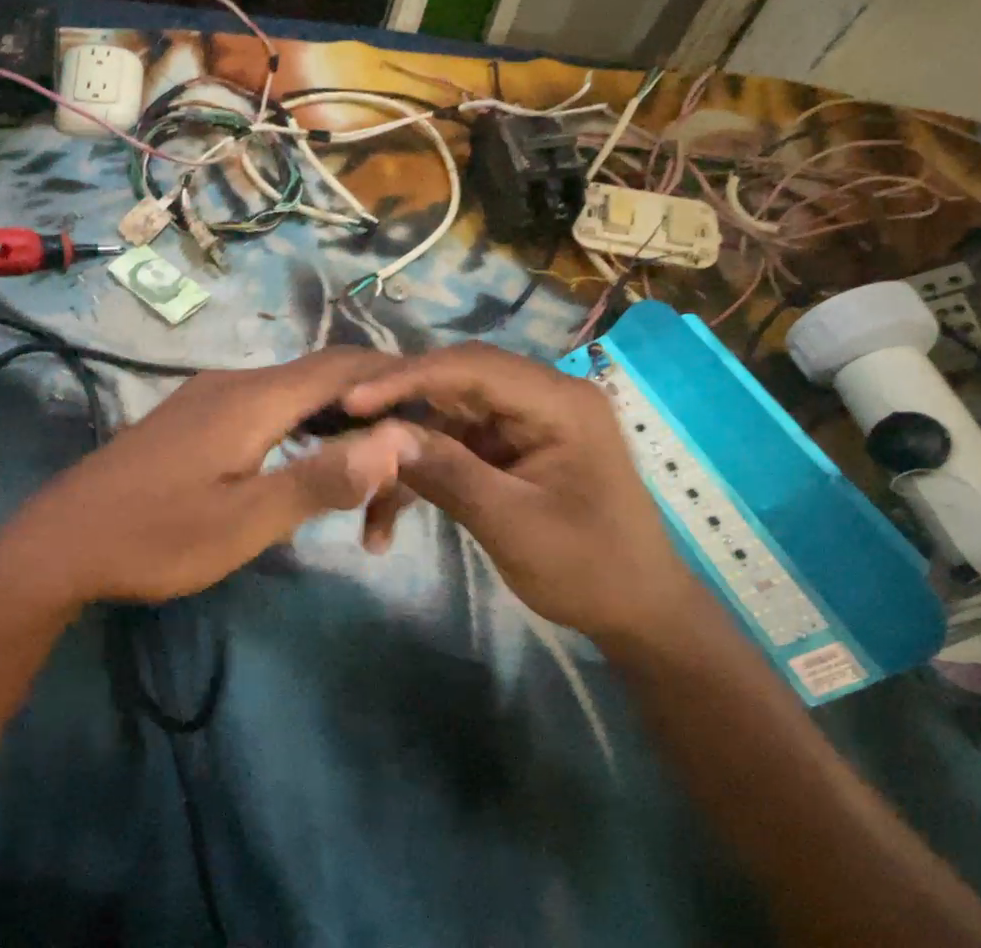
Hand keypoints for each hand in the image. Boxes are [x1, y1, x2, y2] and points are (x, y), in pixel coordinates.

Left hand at [0, 348, 422, 608]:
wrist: (61, 543)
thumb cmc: (156, 538)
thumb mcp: (244, 521)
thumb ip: (320, 480)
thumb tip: (397, 440)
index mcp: (252, 399)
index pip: (342, 367)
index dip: (395, 378)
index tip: (437, 404)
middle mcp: (232, 383)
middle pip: (319, 373)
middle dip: (372, 399)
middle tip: (415, 437)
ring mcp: (205, 397)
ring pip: (290, 390)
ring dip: (337, 414)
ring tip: (374, 453)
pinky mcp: (189, 419)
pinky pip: (263, 405)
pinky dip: (301, 423)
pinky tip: (308, 456)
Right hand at [342, 343, 703, 641]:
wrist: (636, 613)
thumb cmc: (588, 568)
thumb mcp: (513, 523)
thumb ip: (449, 474)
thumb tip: (382, 436)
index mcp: (559, 402)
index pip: (472, 368)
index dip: (408, 378)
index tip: (353, 402)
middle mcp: (542, 400)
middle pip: (454, 386)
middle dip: (398, 412)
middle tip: (344, 433)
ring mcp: (525, 426)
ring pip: (446, 419)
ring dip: (405, 453)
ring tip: (364, 489)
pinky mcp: (511, 452)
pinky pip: (454, 448)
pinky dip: (423, 475)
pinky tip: (388, 517)